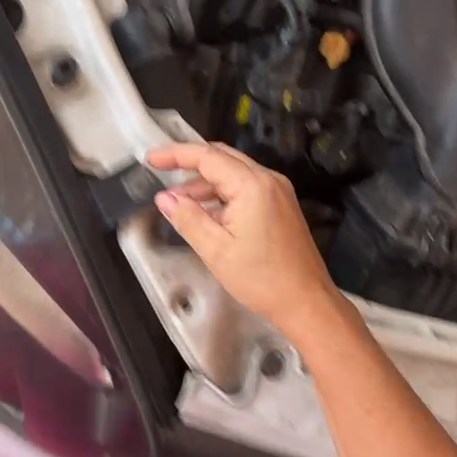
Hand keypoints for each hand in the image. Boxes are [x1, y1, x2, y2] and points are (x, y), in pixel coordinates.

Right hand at [147, 143, 346, 336]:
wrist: (306, 302)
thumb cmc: (261, 278)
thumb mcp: (216, 250)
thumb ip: (188, 218)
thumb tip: (163, 198)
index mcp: (252, 185)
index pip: (207, 157)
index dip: (176, 154)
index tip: (150, 159)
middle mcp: (268, 180)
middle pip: (222, 157)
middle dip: (189, 164)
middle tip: (161, 173)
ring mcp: (278, 191)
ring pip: (234, 173)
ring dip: (204, 183)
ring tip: (177, 202)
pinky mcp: (281, 205)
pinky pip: (246, 187)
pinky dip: (222, 194)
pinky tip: (205, 212)